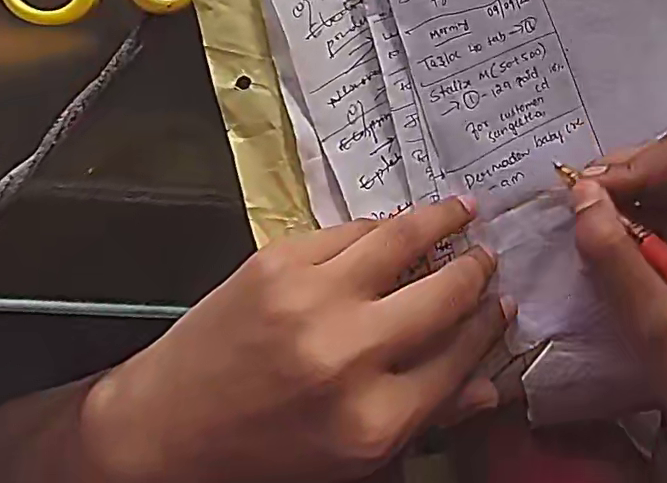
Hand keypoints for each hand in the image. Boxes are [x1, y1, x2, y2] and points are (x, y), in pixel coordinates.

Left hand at [79, 197, 511, 482]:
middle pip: (440, 294)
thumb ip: (426, 417)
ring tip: (461, 208)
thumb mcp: (350, 458)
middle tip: (487, 253)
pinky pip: (350, 230)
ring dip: (439, 218)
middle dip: (474, 268)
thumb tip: (491, 383)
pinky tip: (392, 226)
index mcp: (371, 422)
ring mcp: (312, 296)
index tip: (502, 301)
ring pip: (399, 239)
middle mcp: (348, 353)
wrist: (163, 430)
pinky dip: (378, 227)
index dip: (488, 324)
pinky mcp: (280, 259)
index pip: (457, 358)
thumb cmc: (265, 452)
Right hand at [569, 132, 666, 482]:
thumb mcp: (662, 331)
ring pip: (661, 193)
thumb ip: (616, 258)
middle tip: (577, 202)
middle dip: (621, 181)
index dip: (633, 165)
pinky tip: (601, 240)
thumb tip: (579, 195)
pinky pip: (657, 221)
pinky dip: (624, 224)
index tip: (587, 189)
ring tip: (584, 220)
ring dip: (619, 202)